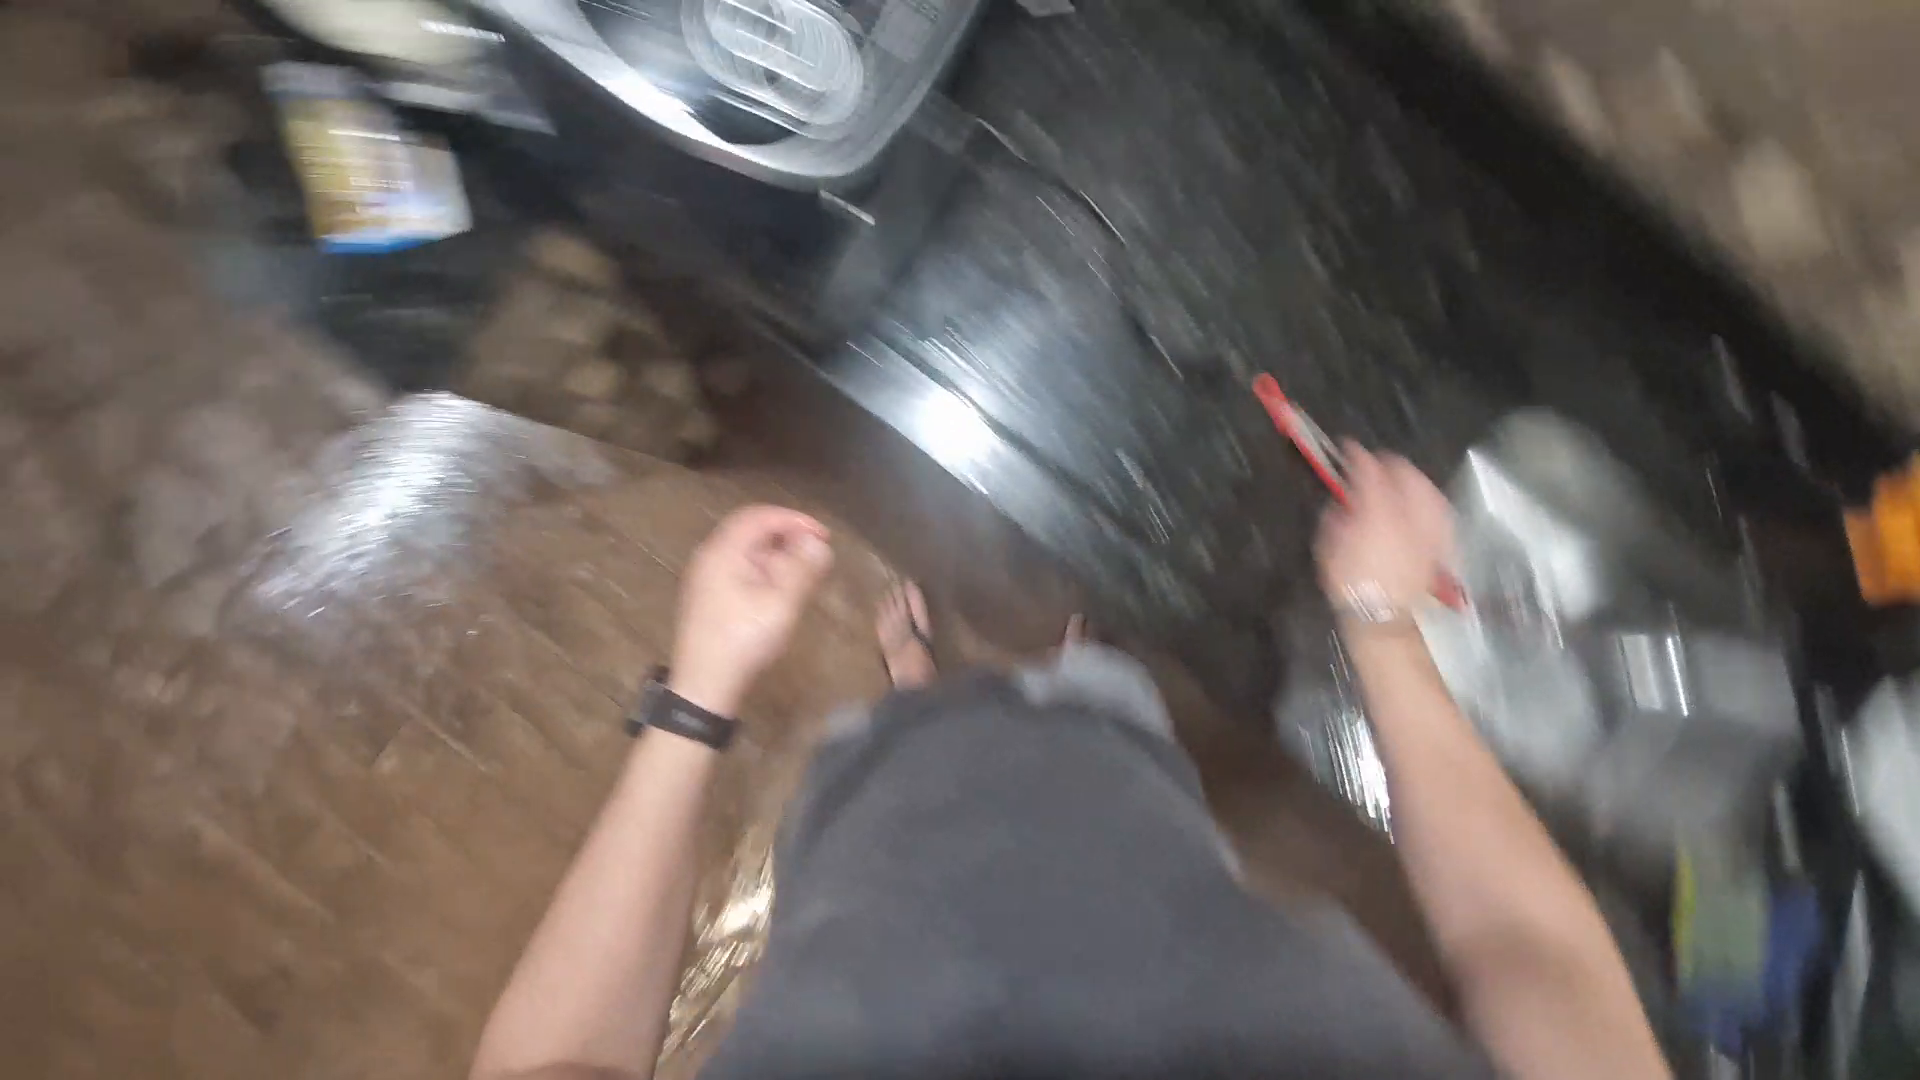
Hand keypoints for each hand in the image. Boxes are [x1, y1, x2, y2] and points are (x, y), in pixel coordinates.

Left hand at [670, 505, 834, 715]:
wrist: (704, 687)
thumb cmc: (743, 641)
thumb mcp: (780, 604)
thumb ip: (802, 569)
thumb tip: (818, 542)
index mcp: (723, 552)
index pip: (758, 516)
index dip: (794, 519)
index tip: (823, 536)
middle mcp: (710, 558)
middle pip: (750, 531)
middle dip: (787, 536)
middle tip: (816, 553)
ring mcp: (706, 579)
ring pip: (747, 553)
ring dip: (778, 556)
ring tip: (805, 573)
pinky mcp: (709, 598)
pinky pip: (741, 570)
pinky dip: (766, 571)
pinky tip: (782, 592)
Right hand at [1315, 441, 1454, 614]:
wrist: (1382, 616)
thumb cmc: (1349, 583)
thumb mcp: (1329, 548)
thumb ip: (1337, 518)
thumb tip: (1344, 502)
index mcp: (1376, 515)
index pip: (1369, 473)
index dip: (1358, 456)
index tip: (1348, 448)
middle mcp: (1408, 516)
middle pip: (1405, 475)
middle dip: (1389, 463)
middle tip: (1374, 461)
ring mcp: (1429, 529)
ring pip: (1427, 489)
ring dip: (1412, 477)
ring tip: (1399, 475)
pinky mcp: (1441, 543)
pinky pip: (1440, 510)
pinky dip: (1429, 498)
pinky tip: (1423, 499)